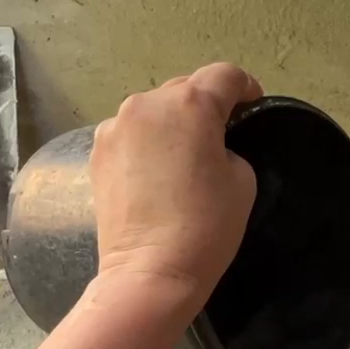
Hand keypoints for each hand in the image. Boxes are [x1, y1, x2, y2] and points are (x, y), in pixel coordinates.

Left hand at [88, 63, 261, 306]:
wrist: (150, 272)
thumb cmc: (206, 227)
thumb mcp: (242, 180)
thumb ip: (229, 146)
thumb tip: (208, 146)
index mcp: (190, 104)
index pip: (225, 76)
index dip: (245, 89)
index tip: (252, 108)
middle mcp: (146, 104)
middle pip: (185, 89)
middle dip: (205, 107)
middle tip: (219, 139)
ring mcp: (114, 128)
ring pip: (153, 112)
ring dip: (172, 125)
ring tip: (182, 160)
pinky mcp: (97, 154)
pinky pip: (131, 136)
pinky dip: (146, 145)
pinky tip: (155, 176)